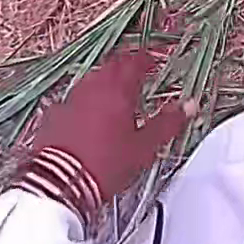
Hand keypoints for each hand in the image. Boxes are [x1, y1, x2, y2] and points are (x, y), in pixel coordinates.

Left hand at [29, 48, 194, 198]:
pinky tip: (86, 116)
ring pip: (91, 80)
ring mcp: (70, 99)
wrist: (58, 184)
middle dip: (125, 66)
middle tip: (137, 74)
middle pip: (111, 66)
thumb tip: (190, 105)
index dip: (146, 58)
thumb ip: (168, 124)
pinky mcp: (53, 115)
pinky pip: (73, 99)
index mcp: (118, 89)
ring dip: (104, 82)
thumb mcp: (144, 147)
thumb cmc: (107, 163)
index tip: (154, 61)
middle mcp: (93, 87)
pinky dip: (84, 101)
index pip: (134, 61)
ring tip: (114, 94)